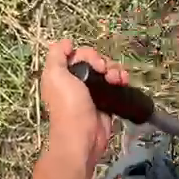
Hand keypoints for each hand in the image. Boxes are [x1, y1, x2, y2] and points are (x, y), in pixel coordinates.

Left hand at [38, 39, 129, 171]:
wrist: (83, 136)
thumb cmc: (68, 105)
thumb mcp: (55, 75)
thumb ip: (57, 55)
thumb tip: (66, 42)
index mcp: (62, 74)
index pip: (78, 54)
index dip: (88, 55)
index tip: (93, 63)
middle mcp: (77, 81)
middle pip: (95, 61)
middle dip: (103, 62)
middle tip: (104, 72)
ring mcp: (93, 92)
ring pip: (107, 71)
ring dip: (115, 71)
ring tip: (118, 80)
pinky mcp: (106, 100)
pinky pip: (115, 84)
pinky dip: (121, 80)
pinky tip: (123, 83)